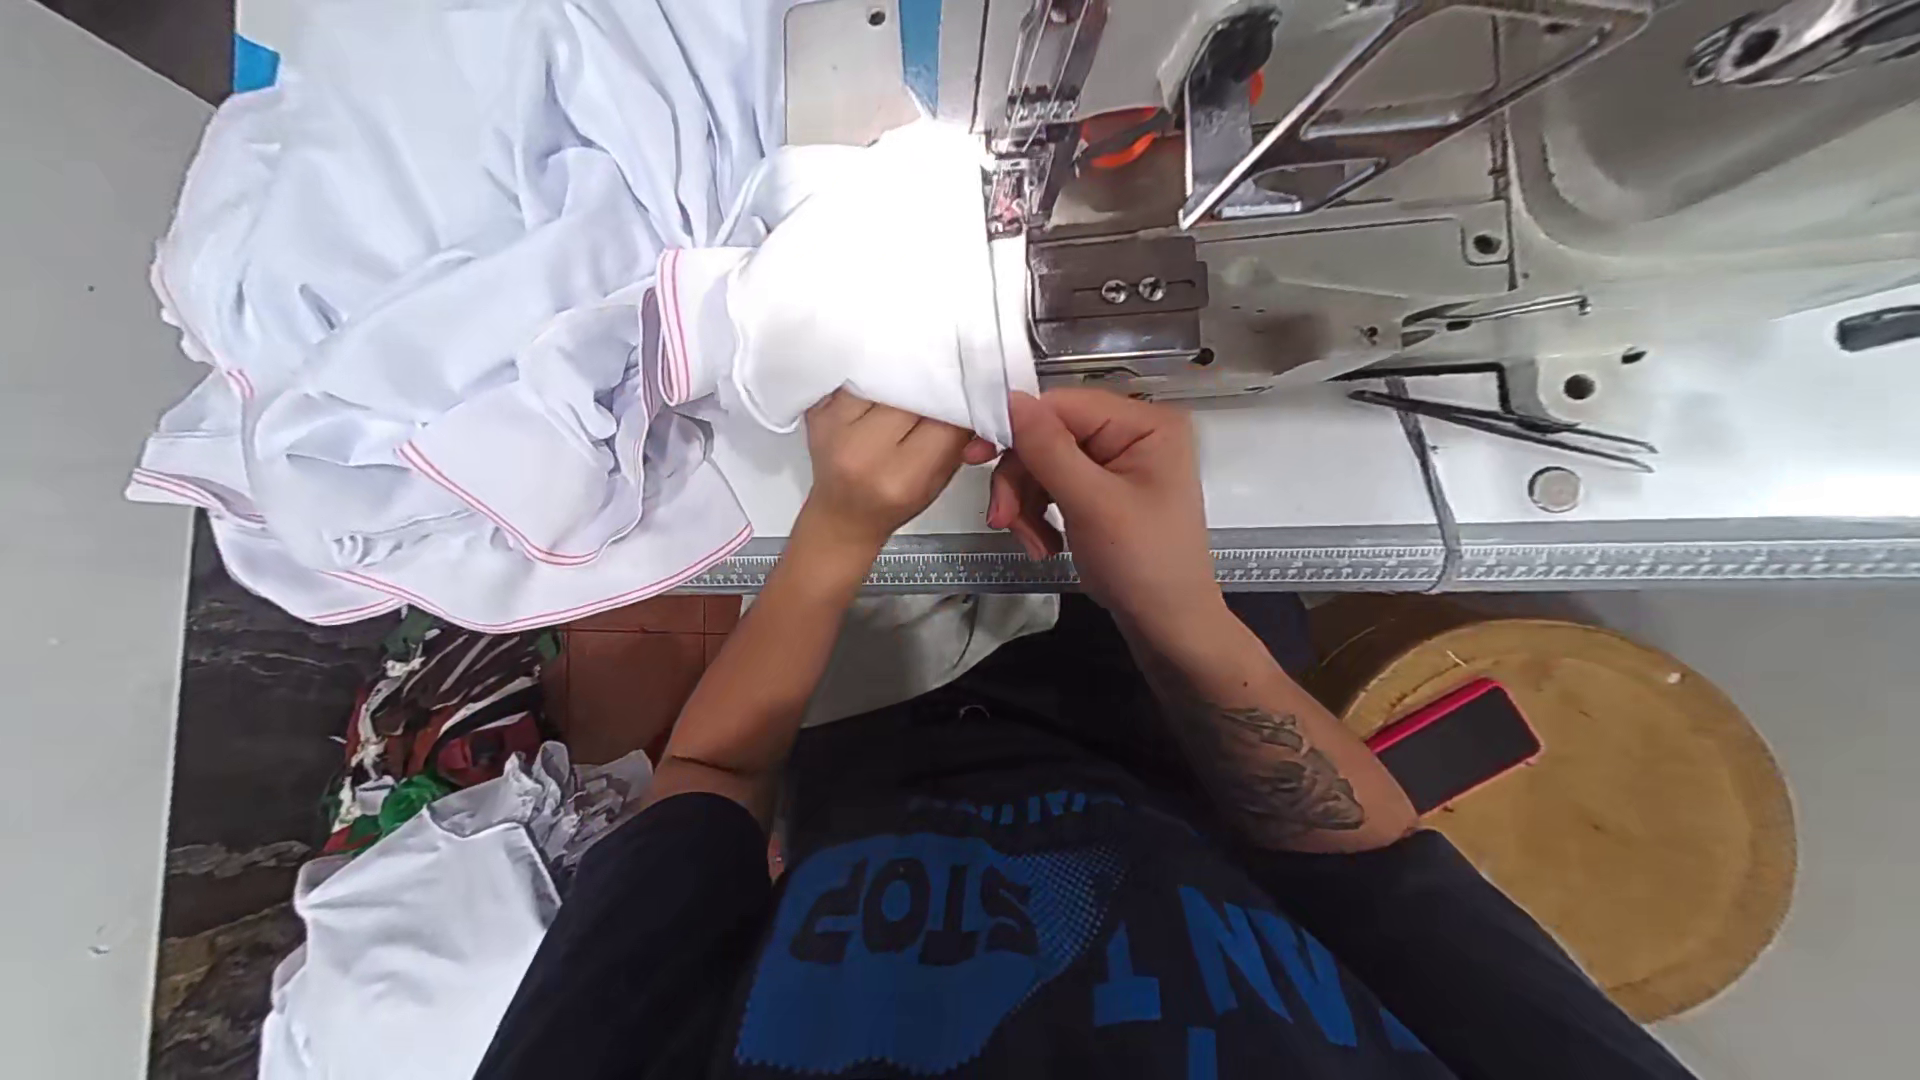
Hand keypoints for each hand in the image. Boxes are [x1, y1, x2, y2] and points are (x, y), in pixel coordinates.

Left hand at [800, 389, 996, 557]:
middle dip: (933, 382)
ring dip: (903, 370)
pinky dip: (875, 371)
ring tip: (916, 369)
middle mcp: (862, 452)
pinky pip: (854, 375)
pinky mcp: (816, 411)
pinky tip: (887, 372)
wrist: (843, 516)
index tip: (971, 389)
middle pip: (911, 393)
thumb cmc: (895, 504)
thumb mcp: (938, 480)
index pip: (943, 421)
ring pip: (882, 376)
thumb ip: (956, 440)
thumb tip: (970, 390)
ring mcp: (833, 428)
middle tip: (947, 373)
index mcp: (900, 478)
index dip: (960, 401)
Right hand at [988, 388, 1224, 644]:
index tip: (975, 458)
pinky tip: (1045, 545)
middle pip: (1049, 437)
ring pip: (1044, 465)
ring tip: (1032, 544)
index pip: (1063, 405)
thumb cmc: (1142, 563)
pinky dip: (1040, 516)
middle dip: (1021, 481)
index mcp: (1144, 424)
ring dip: (1027, 505)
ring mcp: (1116, 464)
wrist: (1167, 625)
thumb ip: (1048, 448)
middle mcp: (1131, 434)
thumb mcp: (1092, 503)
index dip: (1016, 428)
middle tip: (1002, 520)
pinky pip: (1053, 488)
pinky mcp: (1101, 491)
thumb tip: (1009, 399)